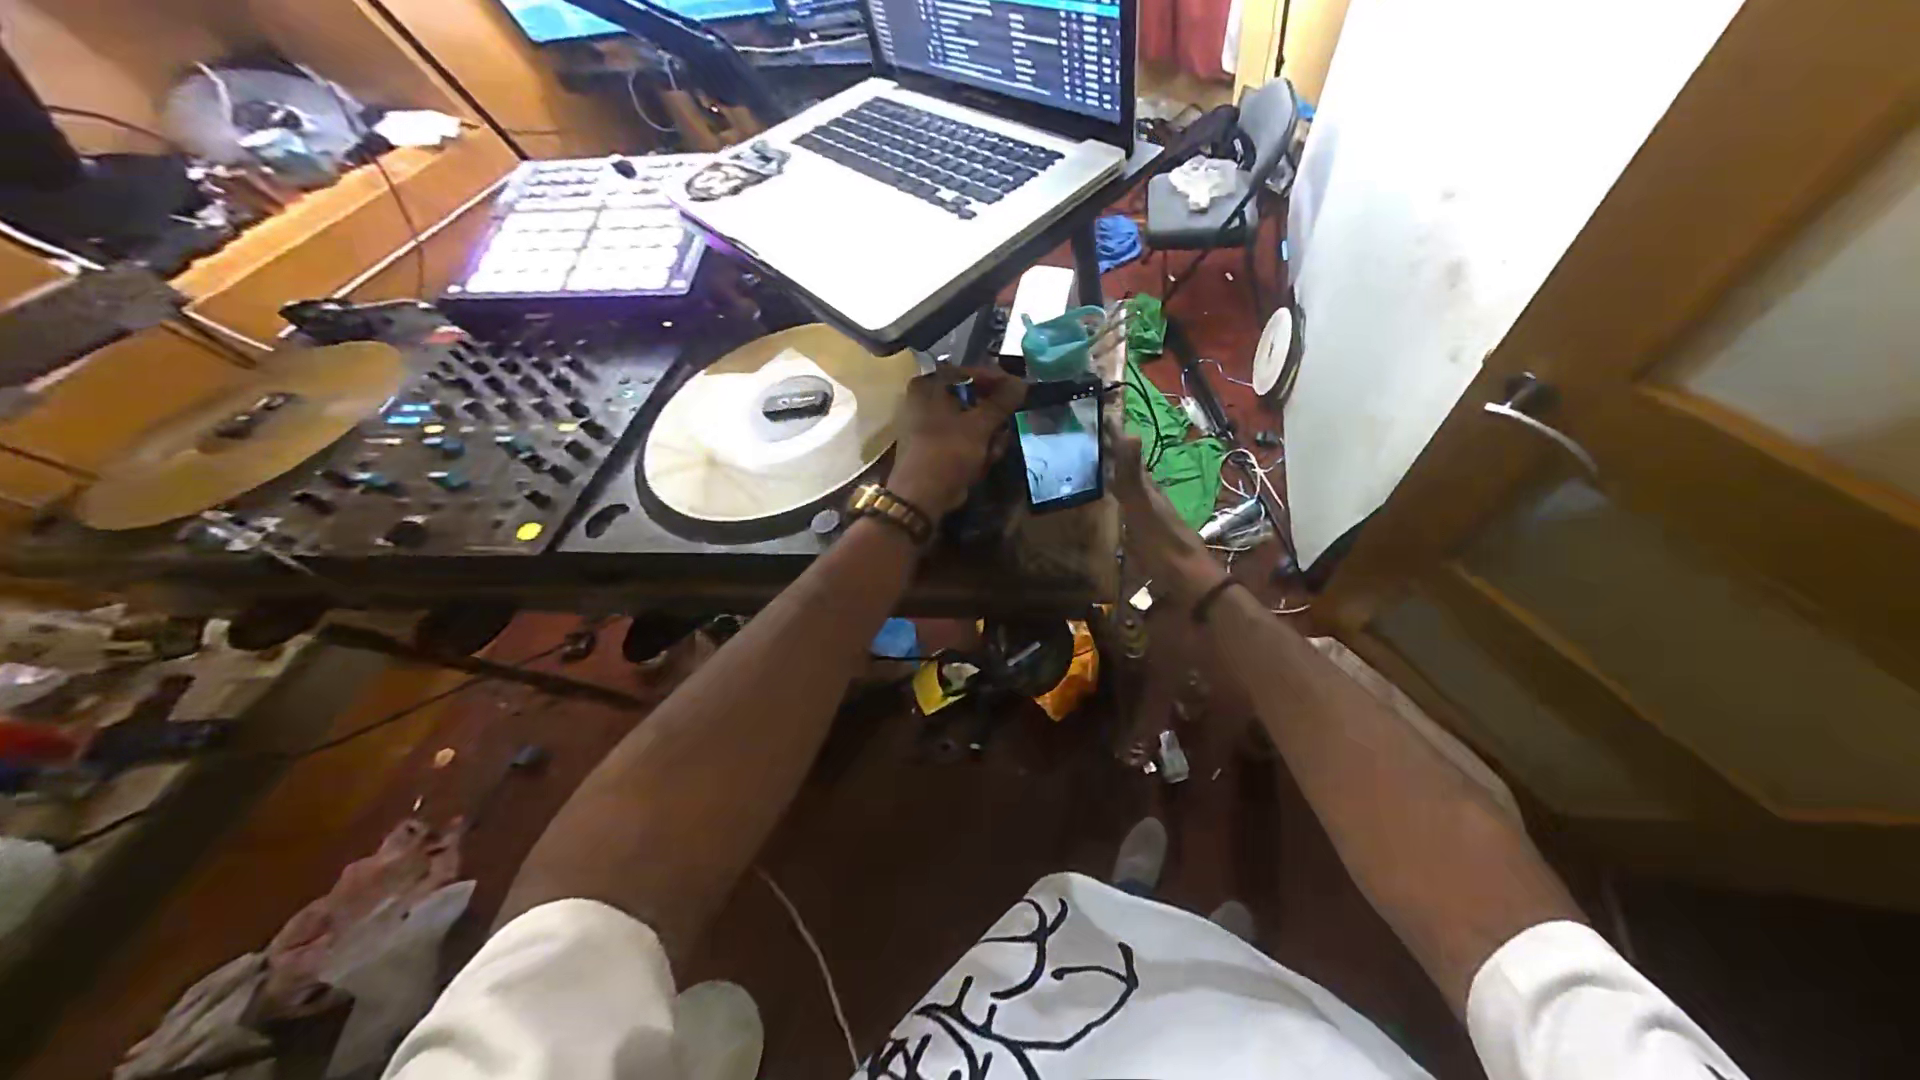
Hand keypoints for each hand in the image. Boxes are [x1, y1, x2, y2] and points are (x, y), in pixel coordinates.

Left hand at [889, 365, 1026, 517]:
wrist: (921, 496)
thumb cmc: (948, 452)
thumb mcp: (979, 425)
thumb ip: (1001, 402)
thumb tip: (1021, 383)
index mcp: (929, 386)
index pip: (970, 373)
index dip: (997, 380)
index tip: (1020, 390)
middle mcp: (926, 401)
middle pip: (972, 400)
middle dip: (993, 418)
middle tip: (1006, 428)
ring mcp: (930, 426)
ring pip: (971, 423)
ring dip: (988, 437)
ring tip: (994, 451)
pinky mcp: (937, 447)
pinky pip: (964, 440)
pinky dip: (976, 449)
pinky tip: (984, 462)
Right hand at [1109, 426, 1225, 605]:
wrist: (1188, 582)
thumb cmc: (1163, 545)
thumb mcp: (1144, 508)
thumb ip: (1133, 475)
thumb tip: (1130, 432)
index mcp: (1148, 490)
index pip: (1129, 456)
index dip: (1116, 438)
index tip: (1101, 419)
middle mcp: (1150, 500)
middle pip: (1130, 473)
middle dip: (1113, 457)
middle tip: (1090, 445)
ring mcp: (1150, 520)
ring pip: (1130, 492)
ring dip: (1115, 482)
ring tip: (1094, 474)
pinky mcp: (1146, 539)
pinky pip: (1128, 513)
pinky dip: (1117, 505)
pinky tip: (1109, 512)